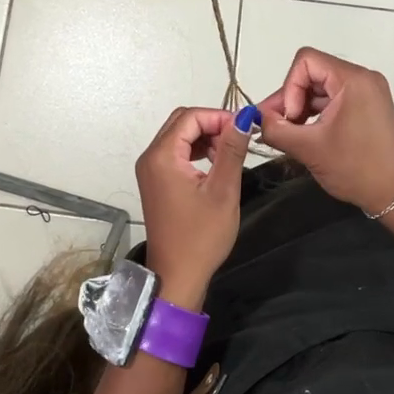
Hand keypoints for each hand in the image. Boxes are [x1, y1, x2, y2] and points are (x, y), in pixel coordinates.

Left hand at [135, 107, 247, 308]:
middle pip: (181, 122)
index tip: (244, 130)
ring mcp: (150, 170)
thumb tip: (244, 117)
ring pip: (177, 136)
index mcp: (162, 156)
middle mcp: (150, 157)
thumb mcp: (223, 190)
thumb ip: (232, 149)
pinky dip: (194, 151)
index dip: (218, 117)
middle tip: (237, 140)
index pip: (190, 117)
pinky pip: (174, 152)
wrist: (177, 276)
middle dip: (210, 124)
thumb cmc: (201, 237)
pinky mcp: (155, 181)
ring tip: (228, 154)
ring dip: (203, 137)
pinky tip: (213, 164)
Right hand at [258, 47, 393, 215]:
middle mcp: (362, 78)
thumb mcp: (309, 148)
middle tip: (278, 127)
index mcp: (353, 80)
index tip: (290, 118)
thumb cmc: (355, 168)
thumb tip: (256, 118)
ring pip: (321, 87)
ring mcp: (367, 92)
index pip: (306, 61)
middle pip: (313, 73)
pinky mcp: (368, 106)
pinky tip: (306, 134)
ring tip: (290, 134)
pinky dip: (316, 113)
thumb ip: (276, 129)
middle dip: (292, 99)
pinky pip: (333, 99)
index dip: (290, 87)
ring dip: (302, 107)